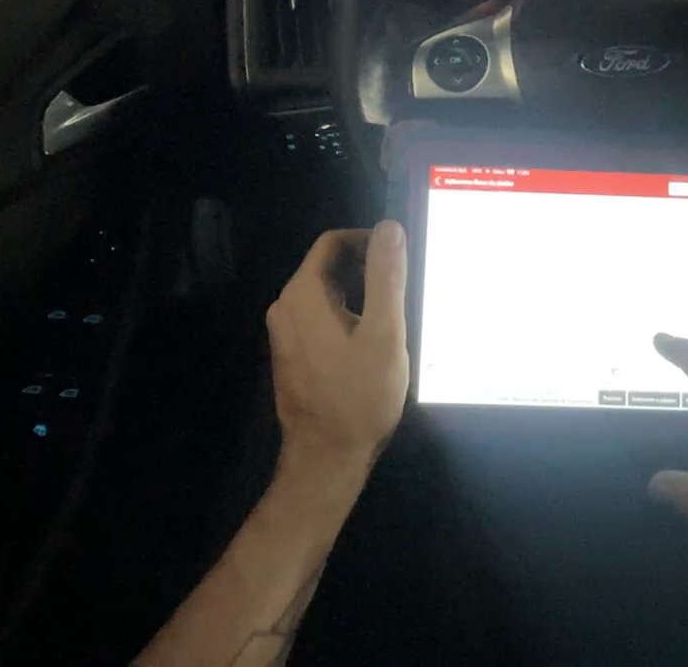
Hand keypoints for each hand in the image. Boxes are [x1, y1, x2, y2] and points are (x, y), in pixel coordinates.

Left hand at [265, 222, 408, 474]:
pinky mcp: (293, 352)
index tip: (398, 257)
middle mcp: (286, 307)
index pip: (330, 242)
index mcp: (303, 295)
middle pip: (327, 265)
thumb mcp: (384, 333)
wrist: (326, 460)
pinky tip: (371, 339)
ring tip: (392, 315)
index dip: (366, 240)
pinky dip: (347, 313)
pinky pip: (320, 315)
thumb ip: (386, 277)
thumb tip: (389, 226)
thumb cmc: (359, 396)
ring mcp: (285, 332)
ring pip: (326, 292)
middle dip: (365, 267)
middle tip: (402, 289)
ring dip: (359, 292)